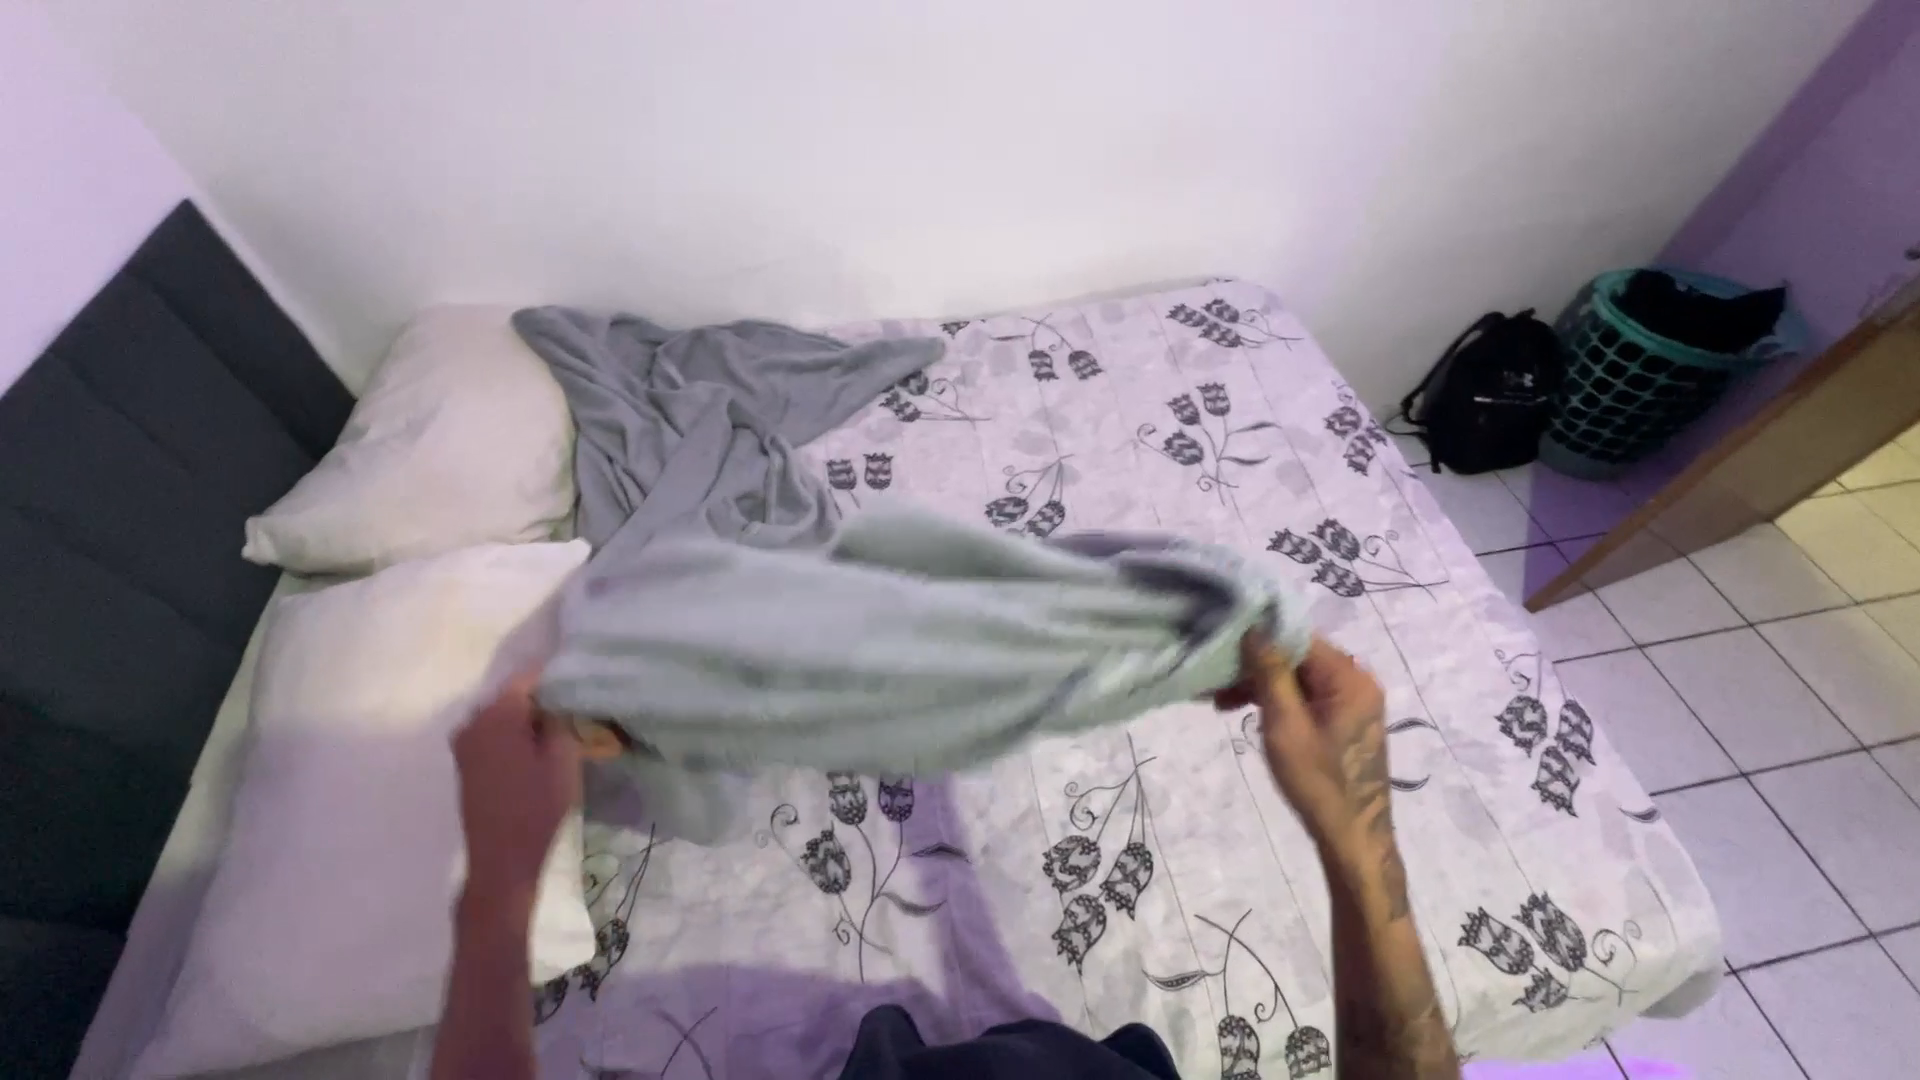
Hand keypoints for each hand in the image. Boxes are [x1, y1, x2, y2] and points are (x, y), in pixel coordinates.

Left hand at [451, 669, 580, 904]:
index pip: (529, 676)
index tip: (583, 676)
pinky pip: (495, 731)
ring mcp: (464, 743)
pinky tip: (540, 745)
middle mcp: (472, 722)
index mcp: (496, 715)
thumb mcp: (563, 757)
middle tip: (578, 703)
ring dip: (531, 715)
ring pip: (505, 713)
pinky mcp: (466, 762)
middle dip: (544, 695)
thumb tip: (558, 696)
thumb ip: (559, 718)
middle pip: (514, 693)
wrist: (501, 859)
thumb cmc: (537, 806)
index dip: (557, 674)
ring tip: (563, 724)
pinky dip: (517, 731)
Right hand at [1221, 634, 1390, 855]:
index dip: (1256, 640)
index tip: (1220, 652)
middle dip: (1252, 667)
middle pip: (1295, 656)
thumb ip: (1270, 671)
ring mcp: (1352, 701)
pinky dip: (1275, 701)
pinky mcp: (1344, 719)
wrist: (1352, 836)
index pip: (1296, 637)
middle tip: (1213, 686)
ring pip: (1296, 677)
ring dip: (1259, 686)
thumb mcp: (1285, 723)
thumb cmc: (1317, 780)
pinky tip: (1246, 713)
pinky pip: (1305, 695)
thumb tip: (1254, 626)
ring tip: (1221, 704)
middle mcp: (1356, 680)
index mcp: (1349, 676)